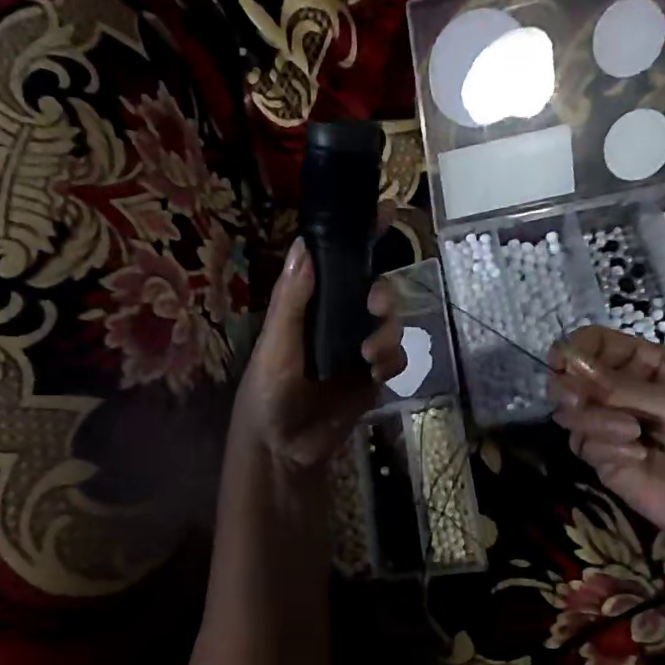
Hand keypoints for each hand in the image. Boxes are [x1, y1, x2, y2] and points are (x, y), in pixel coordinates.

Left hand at [231, 236, 404, 473]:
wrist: (283, 451)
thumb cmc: (267, 394)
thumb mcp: (275, 347)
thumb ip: (291, 300)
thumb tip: (304, 244)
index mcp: (308, 308)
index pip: (336, 265)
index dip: (359, 239)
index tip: (384, 214)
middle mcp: (335, 323)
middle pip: (374, 291)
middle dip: (384, 292)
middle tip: (375, 304)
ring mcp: (356, 350)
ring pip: (390, 323)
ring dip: (388, 331)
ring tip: (369, 354)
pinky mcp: (372, 378)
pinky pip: (397, 357)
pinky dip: (394, 359)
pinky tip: (376, 372)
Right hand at [549, 327, 664, 546]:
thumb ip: (625, 388)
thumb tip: (570, 364)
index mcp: (653, 368)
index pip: (601, 345)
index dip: (577, 350)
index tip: (561, 364)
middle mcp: (628, 393)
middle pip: (576, 379)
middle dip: (573, 389)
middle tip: (580, 402)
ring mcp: (613, 427)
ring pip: (573, 413)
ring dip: (595, 422)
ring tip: (631, 436)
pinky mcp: (605, 459)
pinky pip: (583, 444)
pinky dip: (604, 449)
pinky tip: (635, 458)